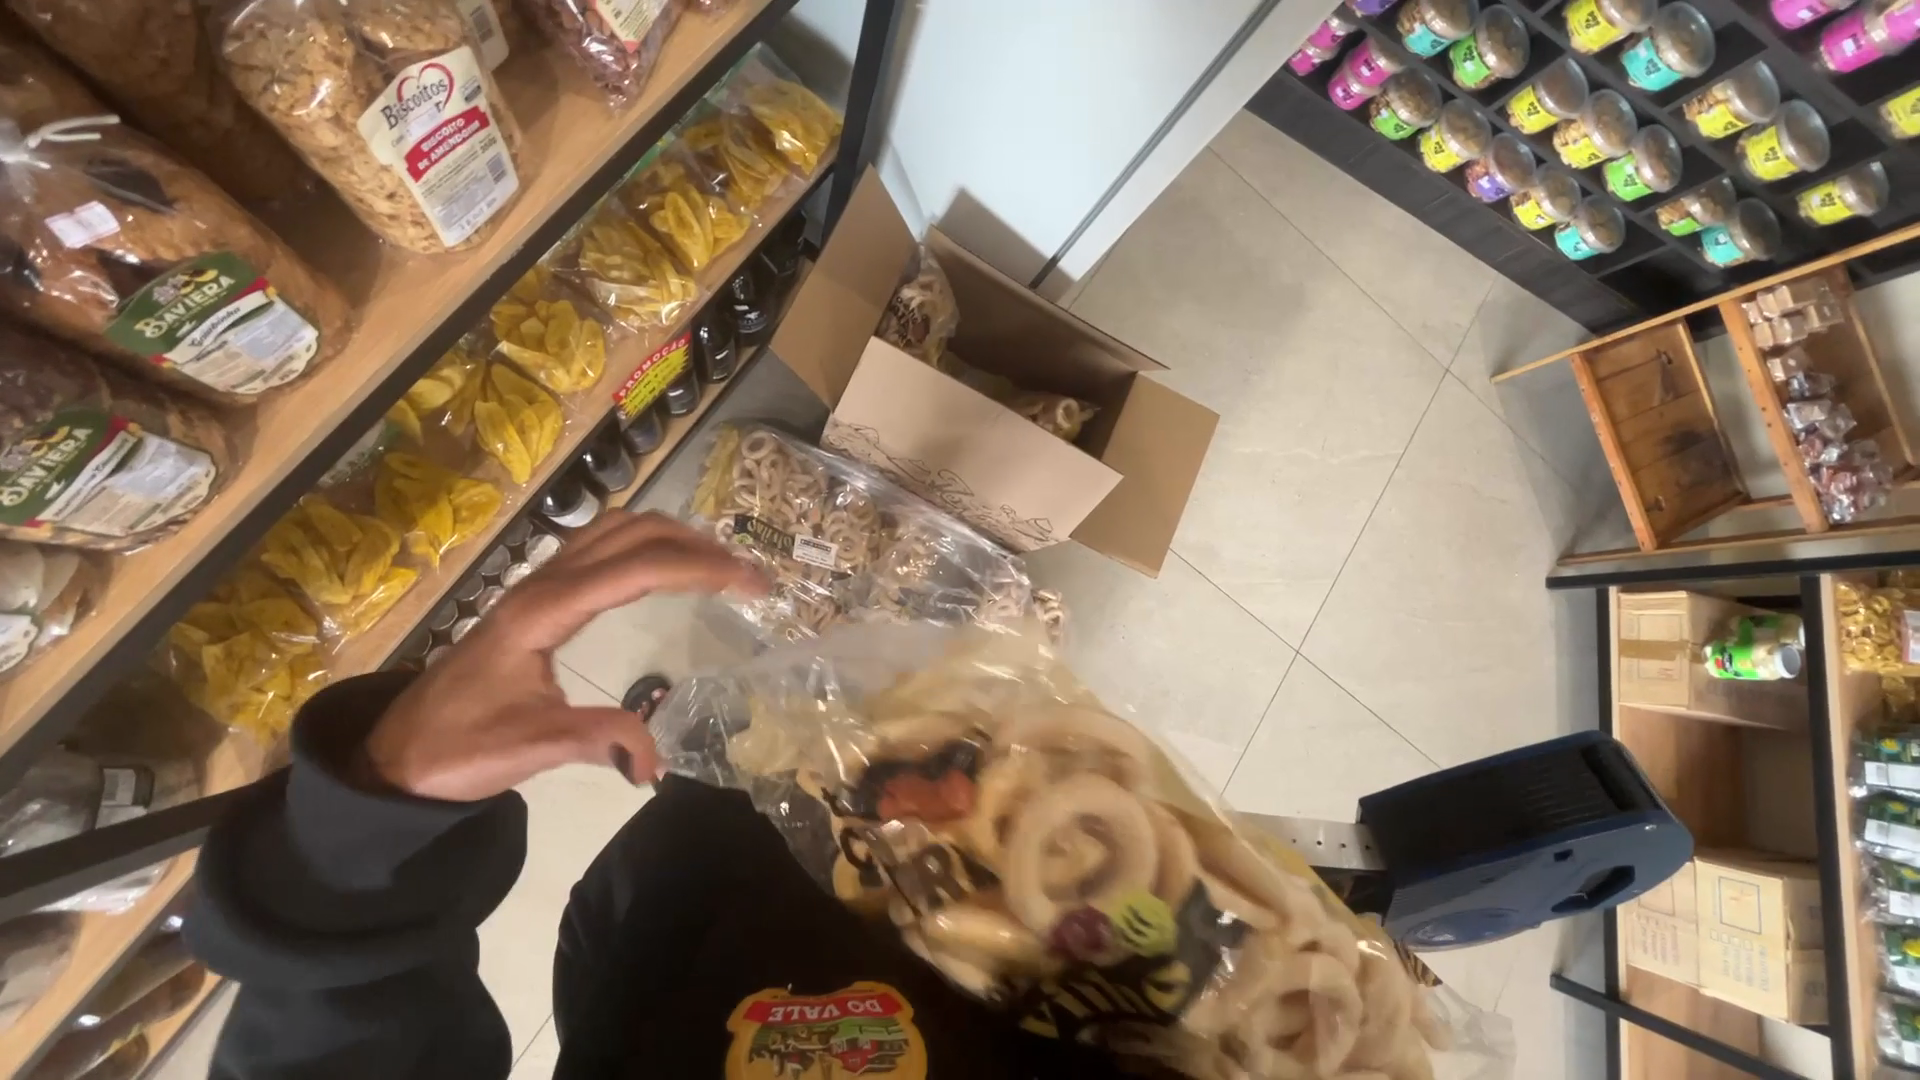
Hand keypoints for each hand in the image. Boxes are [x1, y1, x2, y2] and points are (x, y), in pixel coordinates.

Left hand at [364, 512, 765, 800]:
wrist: (397, 751)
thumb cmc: (458, 749)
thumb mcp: (530, 748)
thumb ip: (597, 742)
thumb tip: (657, 764)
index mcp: (545, 610)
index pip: (638, 569)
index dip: (701, 568)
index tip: (750, 583)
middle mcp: (545, 582)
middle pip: (634, 532)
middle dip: (699, 545)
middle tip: (747, 575)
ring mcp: (540, 581)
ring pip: (617, 529)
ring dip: (674, 536)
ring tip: (721, 563)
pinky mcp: (541, 592)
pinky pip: (602, 544)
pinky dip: (647, 543)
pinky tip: (668, 566)